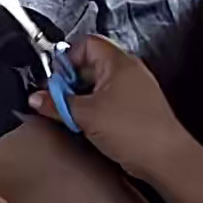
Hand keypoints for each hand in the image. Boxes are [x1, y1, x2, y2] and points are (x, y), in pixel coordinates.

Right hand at [29, 36, 200, 180]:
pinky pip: (108, 101)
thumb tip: (38, 98)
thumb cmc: (135, 131)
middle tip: (58, 101)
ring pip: (98, 85)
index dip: (66, 60)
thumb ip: (58, 104)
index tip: (54, 81)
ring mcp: (134, 90)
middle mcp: (128, 71)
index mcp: (118, 62)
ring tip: (72, 116)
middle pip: (90, 64)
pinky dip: (95, 110)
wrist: (165, 158)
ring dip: (81, 99)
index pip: (85, 44)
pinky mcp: (135, 109)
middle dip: (70, 82)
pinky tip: (88, 126)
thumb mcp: (86, 115)